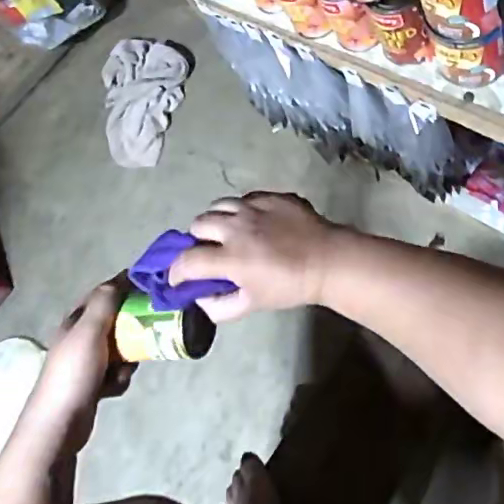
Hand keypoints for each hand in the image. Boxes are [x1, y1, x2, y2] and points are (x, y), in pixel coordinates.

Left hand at [24, 279, 134, 452]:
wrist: (59, 424)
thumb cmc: (74, 372)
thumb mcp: (89, 330)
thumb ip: (104, 302)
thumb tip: (122, 276)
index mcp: (76, 319)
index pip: (104, 293)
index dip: (126, 287)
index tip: (150, 289)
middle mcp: (80, 337)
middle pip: (115, 320)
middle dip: (131, 328)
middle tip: (144, 334)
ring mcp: (85, 362)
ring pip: (119, 347)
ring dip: (128, 357)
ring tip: (125, 369)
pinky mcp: (92, 384)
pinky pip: (116, 371)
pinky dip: (120, 378)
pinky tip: (115, 387)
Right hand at [167, 192, 347, 322]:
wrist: (327, 260)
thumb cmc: (289, 286)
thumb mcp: (253, 305)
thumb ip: (220, 307)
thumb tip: (200, 300)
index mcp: (230, 257)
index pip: (187, 260)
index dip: (176, 271)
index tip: (178, 278)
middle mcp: (236, 226)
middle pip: (198, 223)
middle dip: (196, 239)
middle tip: (208, 250)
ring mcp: (254, 206)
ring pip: (219, 204)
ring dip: (216, 219)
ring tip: (227, 231)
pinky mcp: (270, 195)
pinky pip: (244, 198)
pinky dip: (241, 210)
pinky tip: (253, 222)